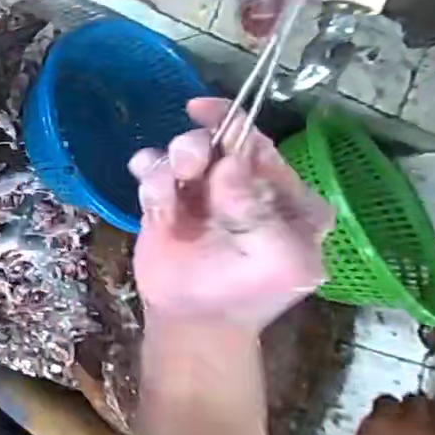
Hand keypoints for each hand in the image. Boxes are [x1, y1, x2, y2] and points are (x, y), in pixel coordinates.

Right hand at [127, 97, 335, 331]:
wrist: (194, 322)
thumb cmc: (246, 295)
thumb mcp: (278, 261)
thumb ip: (260, 212)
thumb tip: (228, 164)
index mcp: (286, 195)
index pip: (260, 146)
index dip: (233, 127)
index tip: (201, 112)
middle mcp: (244, 183)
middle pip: (216, 139)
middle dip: (196, 148)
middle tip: (187, 173)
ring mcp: (202, 187)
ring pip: (180, 149)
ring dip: (169, 166)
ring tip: (167, 202)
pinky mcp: (165, 196)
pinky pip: (149, 167)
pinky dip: (148, 180)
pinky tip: (156, 209)